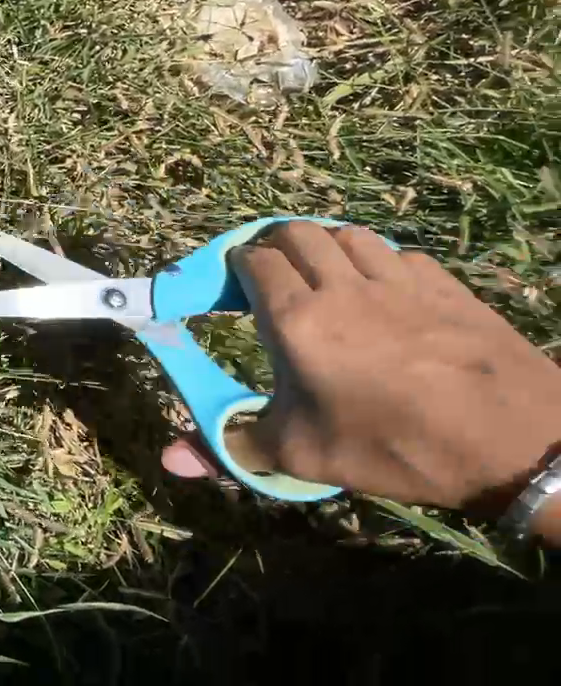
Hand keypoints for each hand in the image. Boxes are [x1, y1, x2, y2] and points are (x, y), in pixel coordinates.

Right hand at [161, 222, 560, 511]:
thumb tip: (168, 462)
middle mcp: (343, 289)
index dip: (234, 266)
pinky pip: (402, 255)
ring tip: (322, 273)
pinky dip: (381, 262)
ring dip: (326, 245)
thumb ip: (231, 446)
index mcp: (297, 319)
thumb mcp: (305, 454)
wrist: (531, 453)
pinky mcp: (450, 290)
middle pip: (296, 232)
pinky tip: (382, 291)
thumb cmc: (400, 449)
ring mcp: (402, 284)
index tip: (229, 286)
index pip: (252, 259)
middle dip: (274, 243)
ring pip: (348, 234)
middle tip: (269, 273)